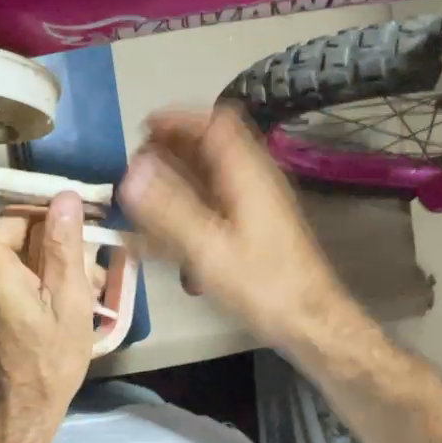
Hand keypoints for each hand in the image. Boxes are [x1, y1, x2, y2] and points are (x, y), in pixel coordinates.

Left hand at [0, 158, 94, 442]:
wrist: (23, 412)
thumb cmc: (46, 361)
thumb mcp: (67, 303)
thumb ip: (63, 249)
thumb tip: (63, 198)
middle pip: (2, 226)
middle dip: (45, 226)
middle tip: (88, 240)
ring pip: (15, 249)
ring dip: (52, 253)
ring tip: (93, 277)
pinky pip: (16, 272)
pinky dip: (44, 272)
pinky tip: (79, 291)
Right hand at [120, 106, 342, 344]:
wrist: (310, 323)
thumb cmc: (263, 285)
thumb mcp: (208, 249)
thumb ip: (168, 209)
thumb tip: (131, 172)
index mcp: (247, 174)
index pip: (214, 122)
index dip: (178, 119)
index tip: (143, 130)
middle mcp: (253, 180)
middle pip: (210, 145)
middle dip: (170, 149)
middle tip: (135, 166)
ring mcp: (254, 204)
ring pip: (210, 175)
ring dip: (176, 177)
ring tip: (141, 194)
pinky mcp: (252, 227)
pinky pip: (213, 202)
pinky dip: (186, 205)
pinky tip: (162, 232)